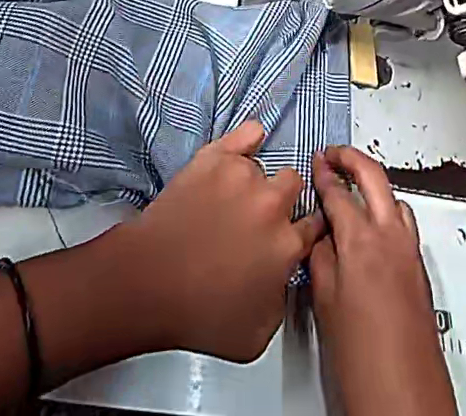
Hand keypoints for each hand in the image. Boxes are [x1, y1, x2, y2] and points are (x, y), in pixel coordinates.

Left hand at [96, 121, 323, 362]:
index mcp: (288, 245)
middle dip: (281, 198)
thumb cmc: (200, 312)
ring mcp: (242, 177)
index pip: (313, 226)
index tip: (295, 230)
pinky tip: (251, 139)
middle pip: (292, 186)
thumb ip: (282, 298)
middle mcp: (271, 205)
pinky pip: (244, 134)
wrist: (151, 279)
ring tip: (229, 196)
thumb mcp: (258, 332)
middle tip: (258, 213)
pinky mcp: (213, 159)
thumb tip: (282, 277)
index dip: (304, 228)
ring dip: (251, 180)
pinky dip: (248, 137)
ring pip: (260, 167)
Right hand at [309, 145, 455, 415]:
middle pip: (374, 177)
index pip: (338, 189)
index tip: (315, 162)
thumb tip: (319, 232)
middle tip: (333, 154)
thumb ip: (320, 253)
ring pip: (394, 198)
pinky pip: (402, 223)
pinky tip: (368, 223)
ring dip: (372, 184)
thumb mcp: (323, 296)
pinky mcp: (419, 271)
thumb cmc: (363, 358)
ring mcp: (410, 254)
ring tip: (350, 184)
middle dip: (351, 158)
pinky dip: (385, 210)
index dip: (323, 170)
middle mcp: (391, 240)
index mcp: (362, 242)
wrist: (404, 397)